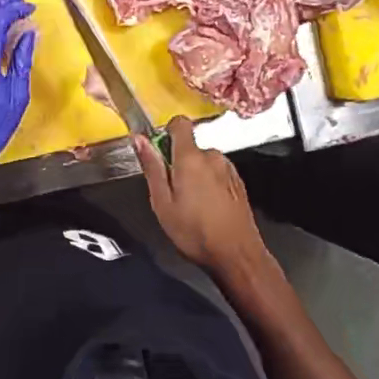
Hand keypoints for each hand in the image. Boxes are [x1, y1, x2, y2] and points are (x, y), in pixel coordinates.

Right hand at [135, 117, 267, 273]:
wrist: (236, 254)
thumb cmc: (194, 231)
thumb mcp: (161, 201)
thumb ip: (151, 167)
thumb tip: (139, 139)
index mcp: (191, 158)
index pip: (180, 124)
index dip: (166, 132)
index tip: (158, 153)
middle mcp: (213, 157)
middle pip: (189, 148)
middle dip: (177, 163)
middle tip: (170, 192)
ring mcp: (229, 169)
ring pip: (203, 162)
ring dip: (193, 175)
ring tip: (188, 204)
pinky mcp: (238, 182)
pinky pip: (216, 173)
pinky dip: (208, 184)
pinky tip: (205, 208)